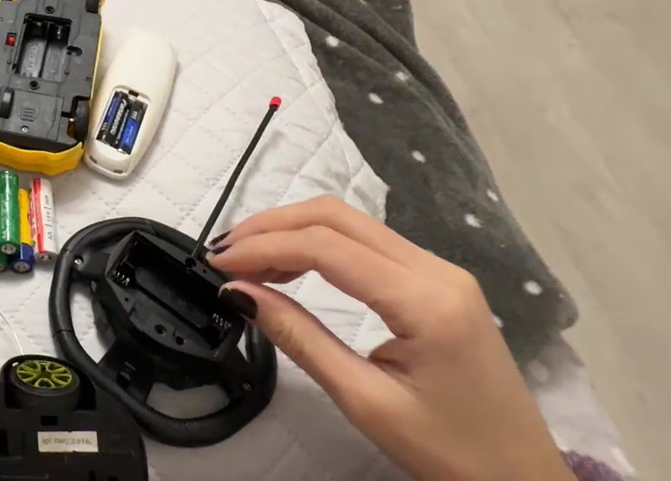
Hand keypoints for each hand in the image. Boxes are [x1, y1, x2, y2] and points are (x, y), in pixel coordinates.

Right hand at [210, 196, 572, 480]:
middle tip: (225, 253)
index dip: (264, 247)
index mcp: (426, 301)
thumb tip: (237, 293)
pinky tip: (288, 266)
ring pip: (347, 221)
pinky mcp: (436, 280)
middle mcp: (436, 270)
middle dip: (271, 226)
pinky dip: (316, 242)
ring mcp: (440, 271)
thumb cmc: (451, 454)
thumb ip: (298, 336)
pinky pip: (364, 240)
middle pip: (335, 217)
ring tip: (247, 260)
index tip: (219, 264)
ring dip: (290, 230)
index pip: (326, 247)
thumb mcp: (365, 401)